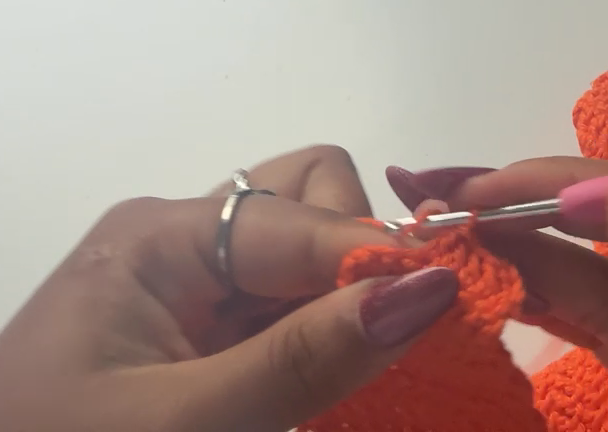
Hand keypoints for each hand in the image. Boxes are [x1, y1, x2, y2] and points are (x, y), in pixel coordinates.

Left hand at [0, 146, 459, 431]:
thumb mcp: (182, 430)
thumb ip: (307, 357)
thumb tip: (437, 283)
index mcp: (160, 234)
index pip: (308, 210)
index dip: (376, 253)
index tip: (447, 299)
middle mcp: (179, 239)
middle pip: (313, 199)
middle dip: (357, 254)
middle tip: (368, 334)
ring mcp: (188, 289)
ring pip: (308, 248)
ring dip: (345, 291)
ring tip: (340, 360)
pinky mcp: (196, 337)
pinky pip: (286, 302)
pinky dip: (322, 327)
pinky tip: (320, 374)